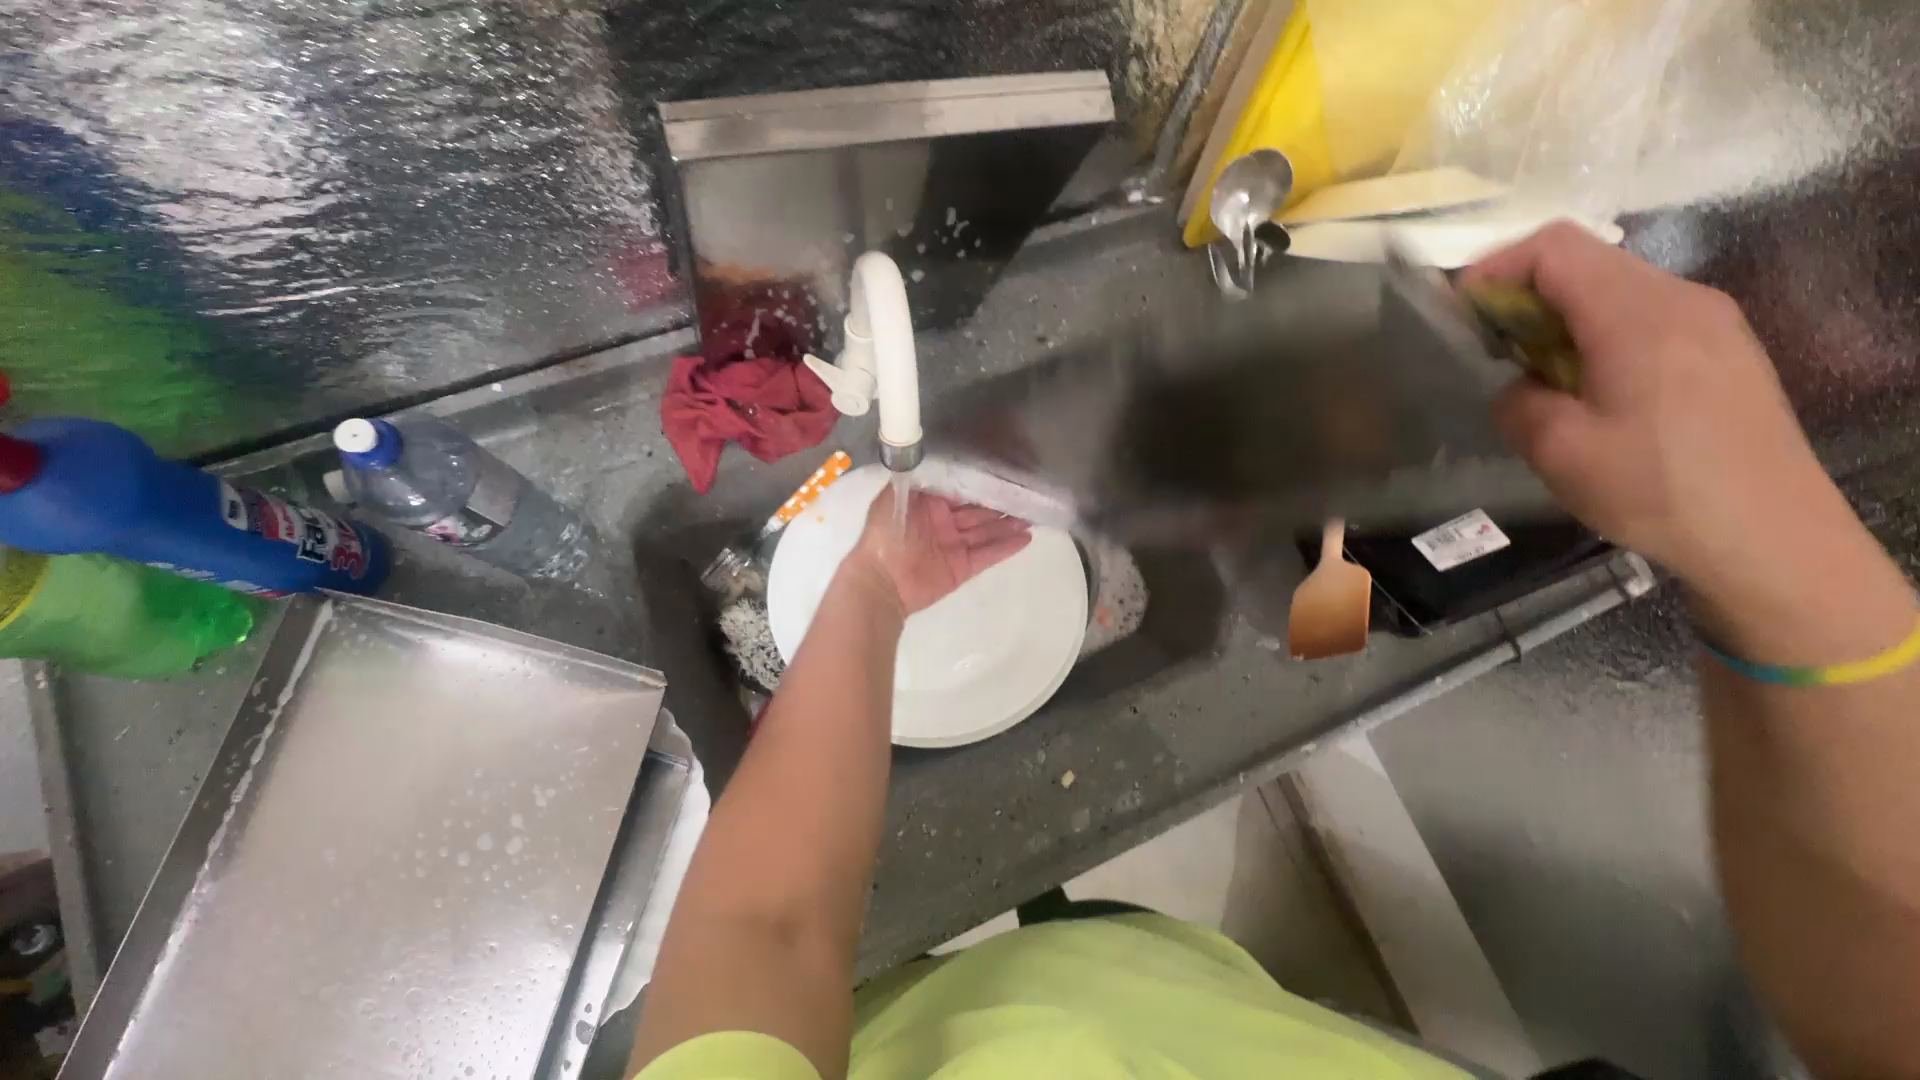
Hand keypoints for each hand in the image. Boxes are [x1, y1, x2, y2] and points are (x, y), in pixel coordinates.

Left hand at [844, 486, 1032, 616]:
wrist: (880, 581)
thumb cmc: (884, 535)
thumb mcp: (894, 497)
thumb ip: (916, 479)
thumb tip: (938, 461)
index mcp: (928, 504)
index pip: (960, 490)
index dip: (981, 483)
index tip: (1004, 473)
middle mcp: (943, 522)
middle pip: (978, 510)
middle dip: (1001, 503)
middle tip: (1027, 494)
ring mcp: (954, 546)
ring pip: (986, 532)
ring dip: (1008, 524)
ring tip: (1033, 515)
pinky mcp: (961, 568)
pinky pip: (987, 555)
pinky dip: (1006, 548)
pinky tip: (1026, 538)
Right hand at [1466, 223, 1841, 599]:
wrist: (1770, 536)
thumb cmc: (1656, 488)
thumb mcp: (1558, 451)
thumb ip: (1517, 403)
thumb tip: (1519, 387)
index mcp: (1638, 314)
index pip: (1555, 248)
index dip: (1496, 267)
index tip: (1461, 314)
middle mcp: (1681, 300)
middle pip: (1586, 262)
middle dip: (1523, 295)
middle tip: (1490, 351)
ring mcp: (1711, 323)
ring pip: (1615, 289)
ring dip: (1560, 319)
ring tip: (1534, 376)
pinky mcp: (1723, 350)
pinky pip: (1644, 317)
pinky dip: (1596, 335)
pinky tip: (1586, 389)